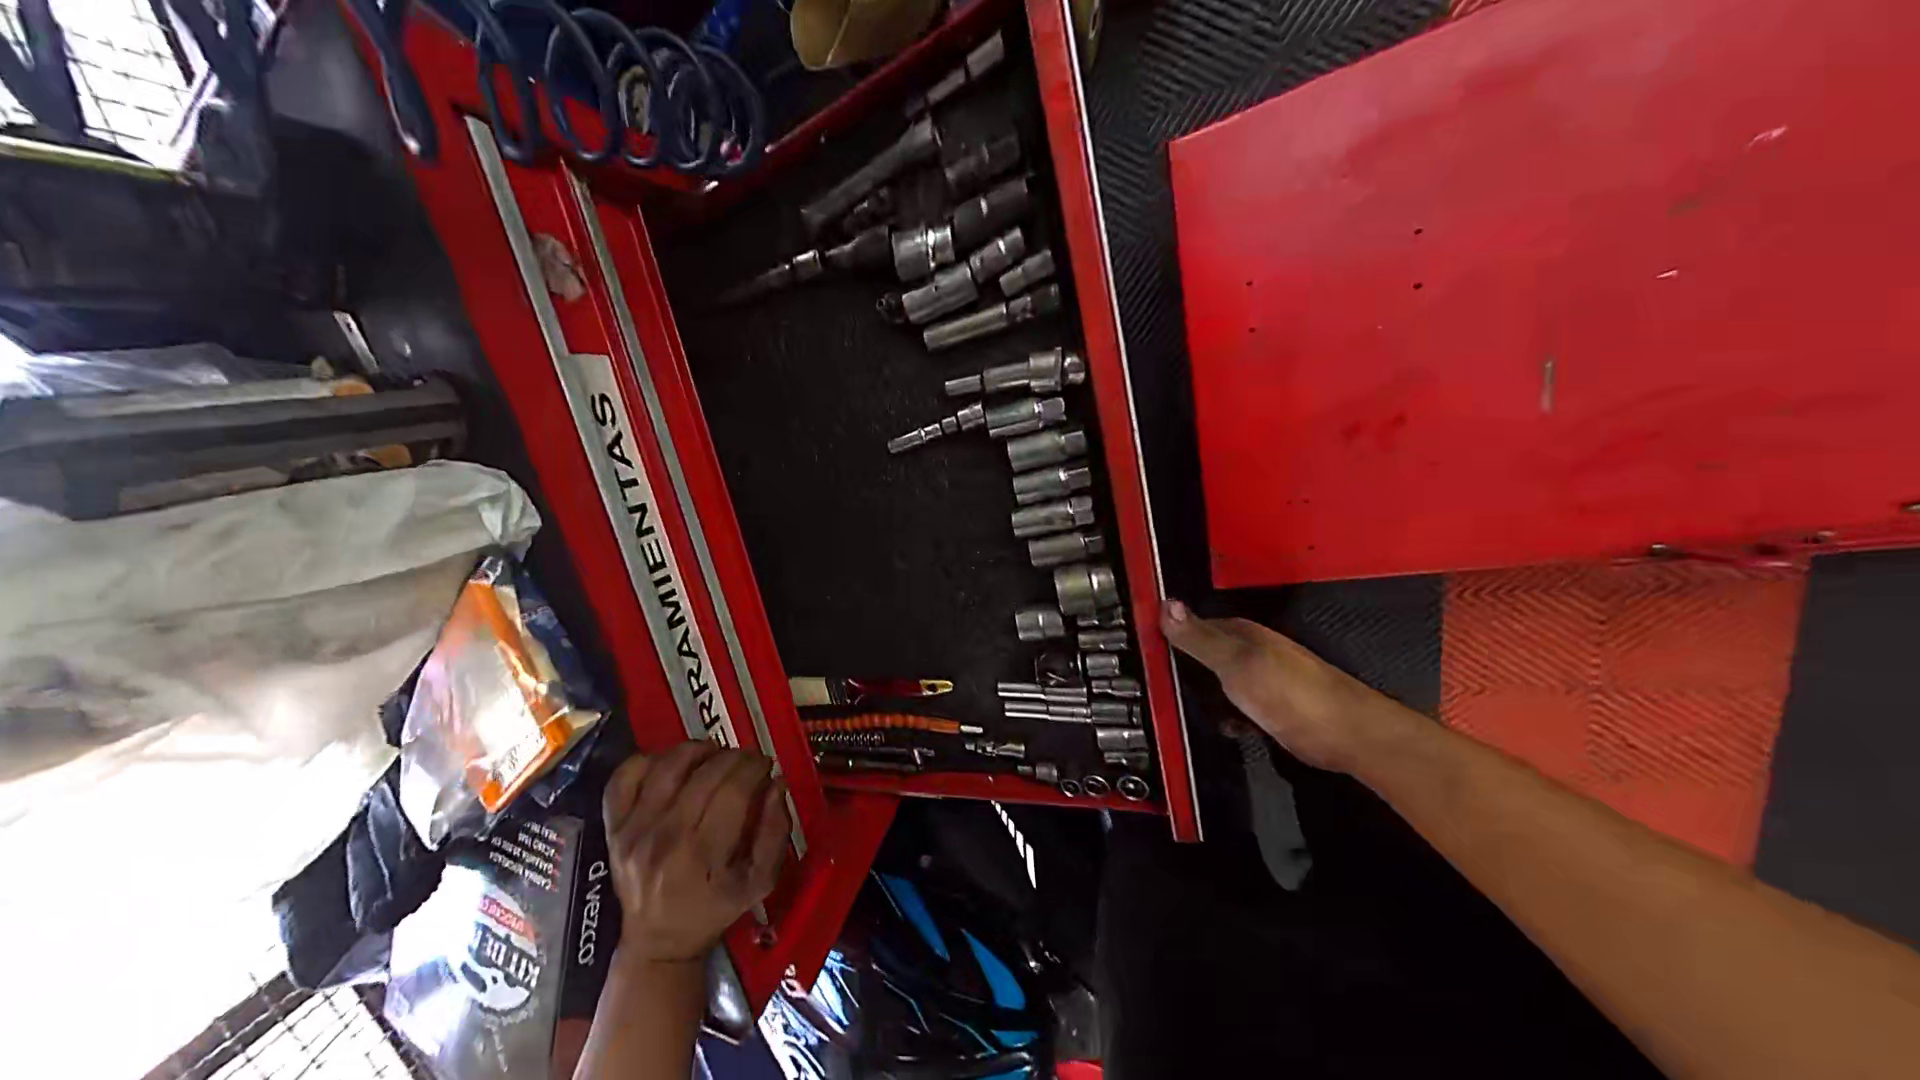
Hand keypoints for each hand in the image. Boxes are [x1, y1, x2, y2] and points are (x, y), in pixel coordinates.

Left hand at [600, 741, 788, 963]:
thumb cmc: (715, 908)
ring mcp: (634, 830)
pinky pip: (626, 776)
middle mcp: (666, 838)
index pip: (734, 789)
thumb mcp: (761, 881)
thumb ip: (776, 831)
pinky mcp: (614, 827)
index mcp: (704, 855)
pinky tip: (673, 765)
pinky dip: (652, 759)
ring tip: (715, 755)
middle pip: (706, 773)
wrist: (658, 941)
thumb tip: (777, 784)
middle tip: (748, 760)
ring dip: (698, 749)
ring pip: (668, 766)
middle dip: (736, 757)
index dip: (755, 767)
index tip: (766, 765)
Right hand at [1159, 599, 1414, 773]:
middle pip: (1200, 658)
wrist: (1346, 735)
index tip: (1145, 656)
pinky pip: (1235, 709)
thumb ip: (1198, 636)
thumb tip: (1166, 603)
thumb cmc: (1292, 693)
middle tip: (1170, 694)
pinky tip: (1233, 728)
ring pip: (1216, 686)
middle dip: (1185, 676)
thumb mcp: (1235, 662)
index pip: (1189, 626)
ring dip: (1207, 701)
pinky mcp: (1269, 707)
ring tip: (1203, 713)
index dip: (1166, 638)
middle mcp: (1248, 651)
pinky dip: (1230, 719)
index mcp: (1239, 633)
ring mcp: (1260, 679)